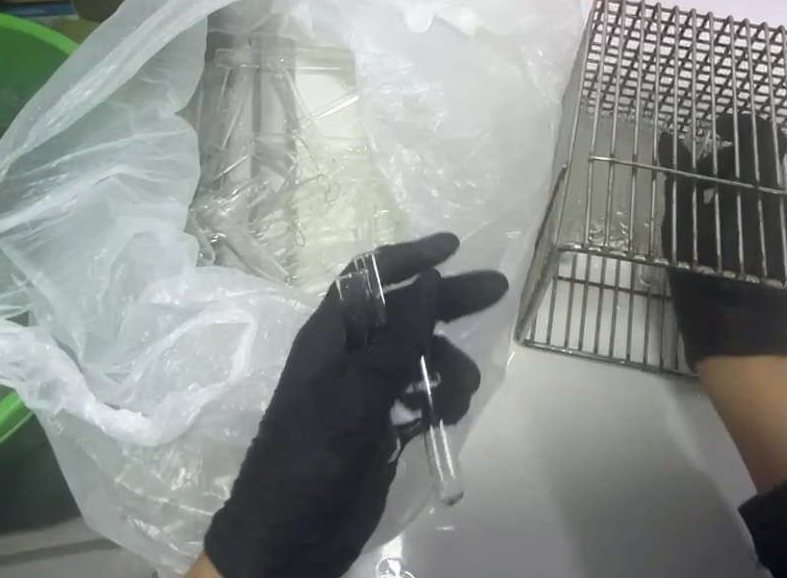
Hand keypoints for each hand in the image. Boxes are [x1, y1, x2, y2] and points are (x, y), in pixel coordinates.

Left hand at [200, 232, 507, 577]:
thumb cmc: (314, 453)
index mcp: (332, 333)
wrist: (290, 538)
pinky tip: (447, 414)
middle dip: (449, 301)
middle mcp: (352, 352)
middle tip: (496, 290)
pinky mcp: (383, 422)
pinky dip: (440, 398)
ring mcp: (369, 389)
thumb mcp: (359, 389)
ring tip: (460, 389)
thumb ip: (399, 335)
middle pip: (406, 310)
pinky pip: (423, 394)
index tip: (452, 247)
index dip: (409, 256)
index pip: (370, 276)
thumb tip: (431, 278)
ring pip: (422, 354)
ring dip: (447, 365)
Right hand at [658, 114, 786, 364]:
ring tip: (701, 215)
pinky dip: (744, 215)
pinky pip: (766, 219)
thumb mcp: (682, 229)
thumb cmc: (707, 283)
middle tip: (692, 181)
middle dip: (725, 164)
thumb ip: (680, 179)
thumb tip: (671, 140)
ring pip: (761, 193)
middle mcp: (781, 206)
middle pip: (757, 166)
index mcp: (757, 193)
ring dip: (734, 192)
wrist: (746, 348)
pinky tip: (720, 241)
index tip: (714, 127)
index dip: (739, 123)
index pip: (762, 136)